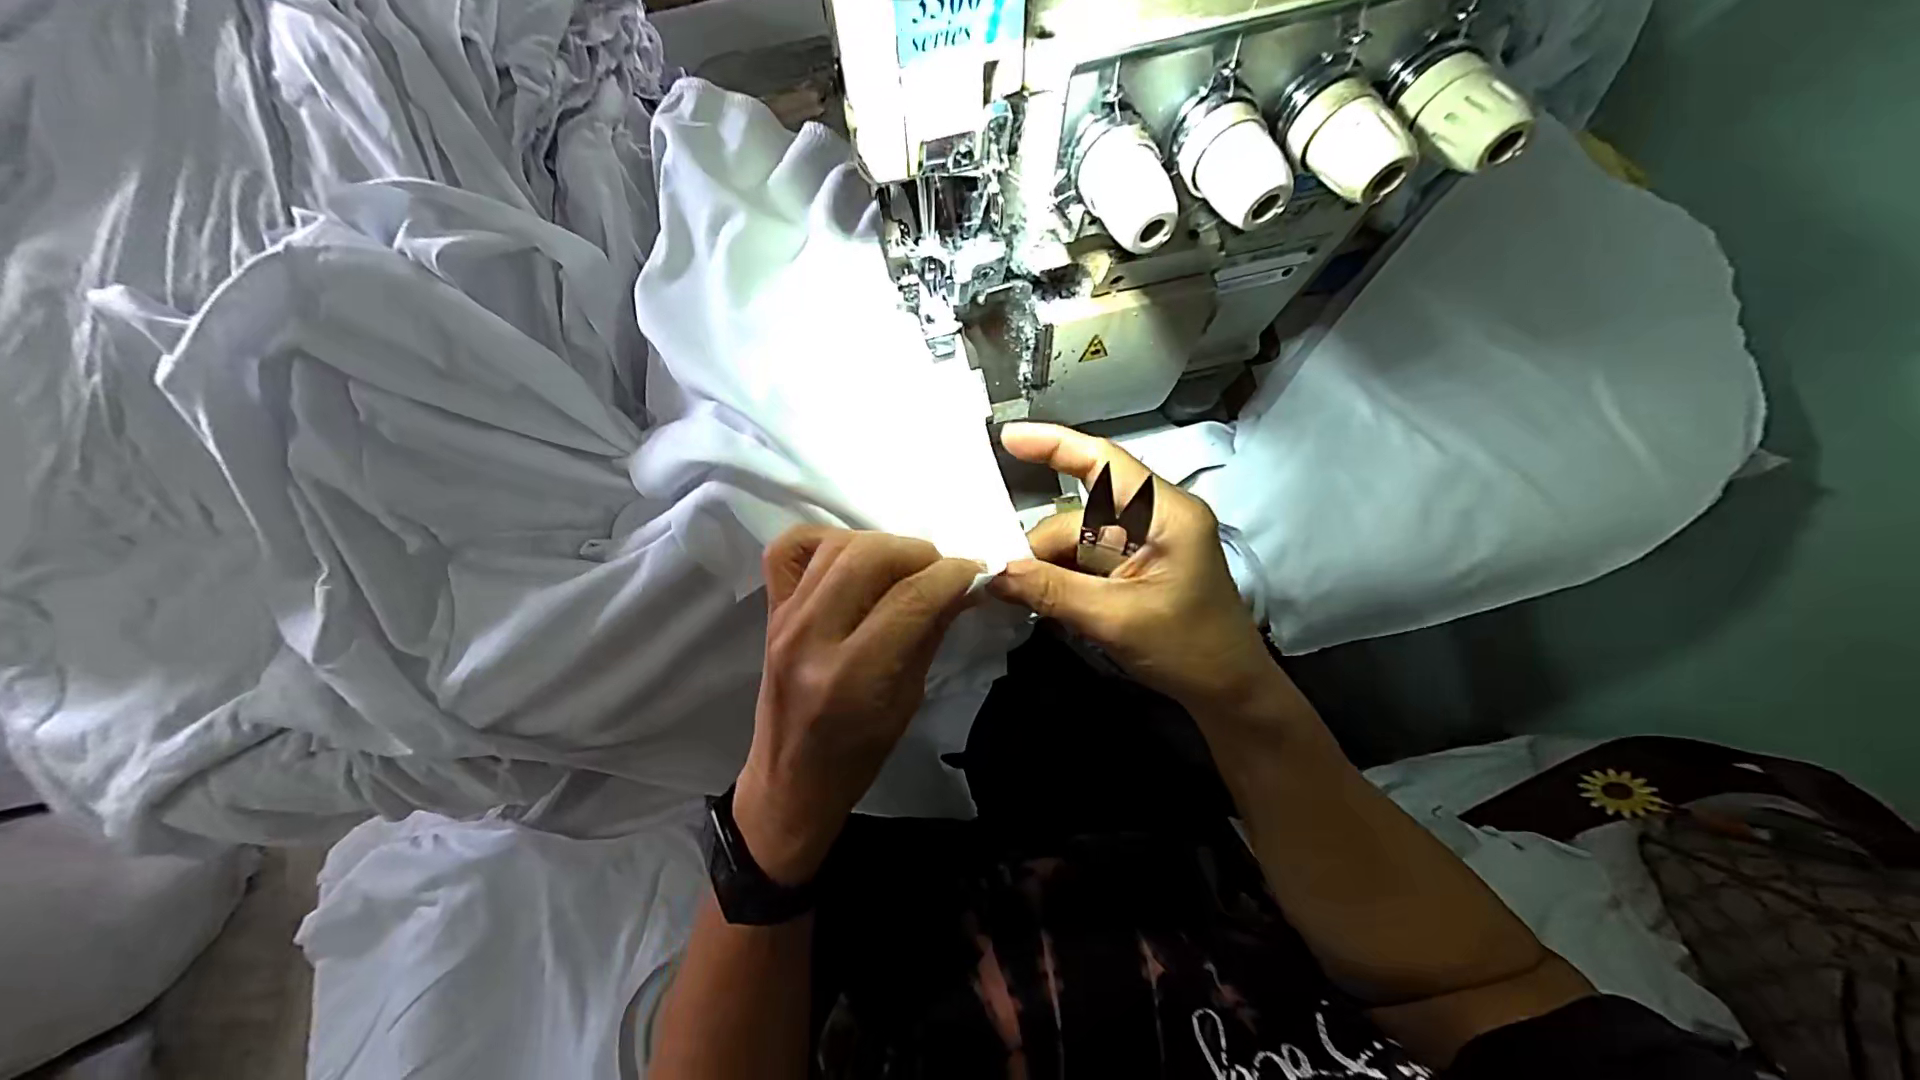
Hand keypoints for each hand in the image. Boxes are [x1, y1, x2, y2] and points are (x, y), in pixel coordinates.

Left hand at [733, 527, 980, 885]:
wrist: (791, 779)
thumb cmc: (858, 755)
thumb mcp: (909, 699)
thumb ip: (932, 633)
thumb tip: (963, 585)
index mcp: (852, 676)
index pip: (912, 597)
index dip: (953, 573)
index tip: (976, 568)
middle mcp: (812, 638)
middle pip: (871, 556)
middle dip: (919, 552)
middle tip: (940, 569)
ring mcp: (784, 619)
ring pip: (837, 545)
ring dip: (882, 543)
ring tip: (904, 564)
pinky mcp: (770, 610)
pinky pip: (790, 548)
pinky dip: (825, 540)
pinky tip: (850, 557)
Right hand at [988, 423, 1306, 735]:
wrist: (1230, 693)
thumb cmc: (1190, 650)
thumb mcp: (1115, 620)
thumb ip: (1052, 591)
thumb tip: (994, 574)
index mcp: (1164, 514)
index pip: (1104, 463)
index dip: (1054, 445)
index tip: (1008, 438)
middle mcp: (1153, 519)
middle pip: (1078, 516)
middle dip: (1039, 546)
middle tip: (999, 578)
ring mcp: (1143, 546)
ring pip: (1077, 542)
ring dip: (1047, 567)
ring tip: (1015, 594)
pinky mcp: (1134, 570)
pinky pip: (1085, 563)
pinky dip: (1060, 579)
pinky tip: (1038, 597)